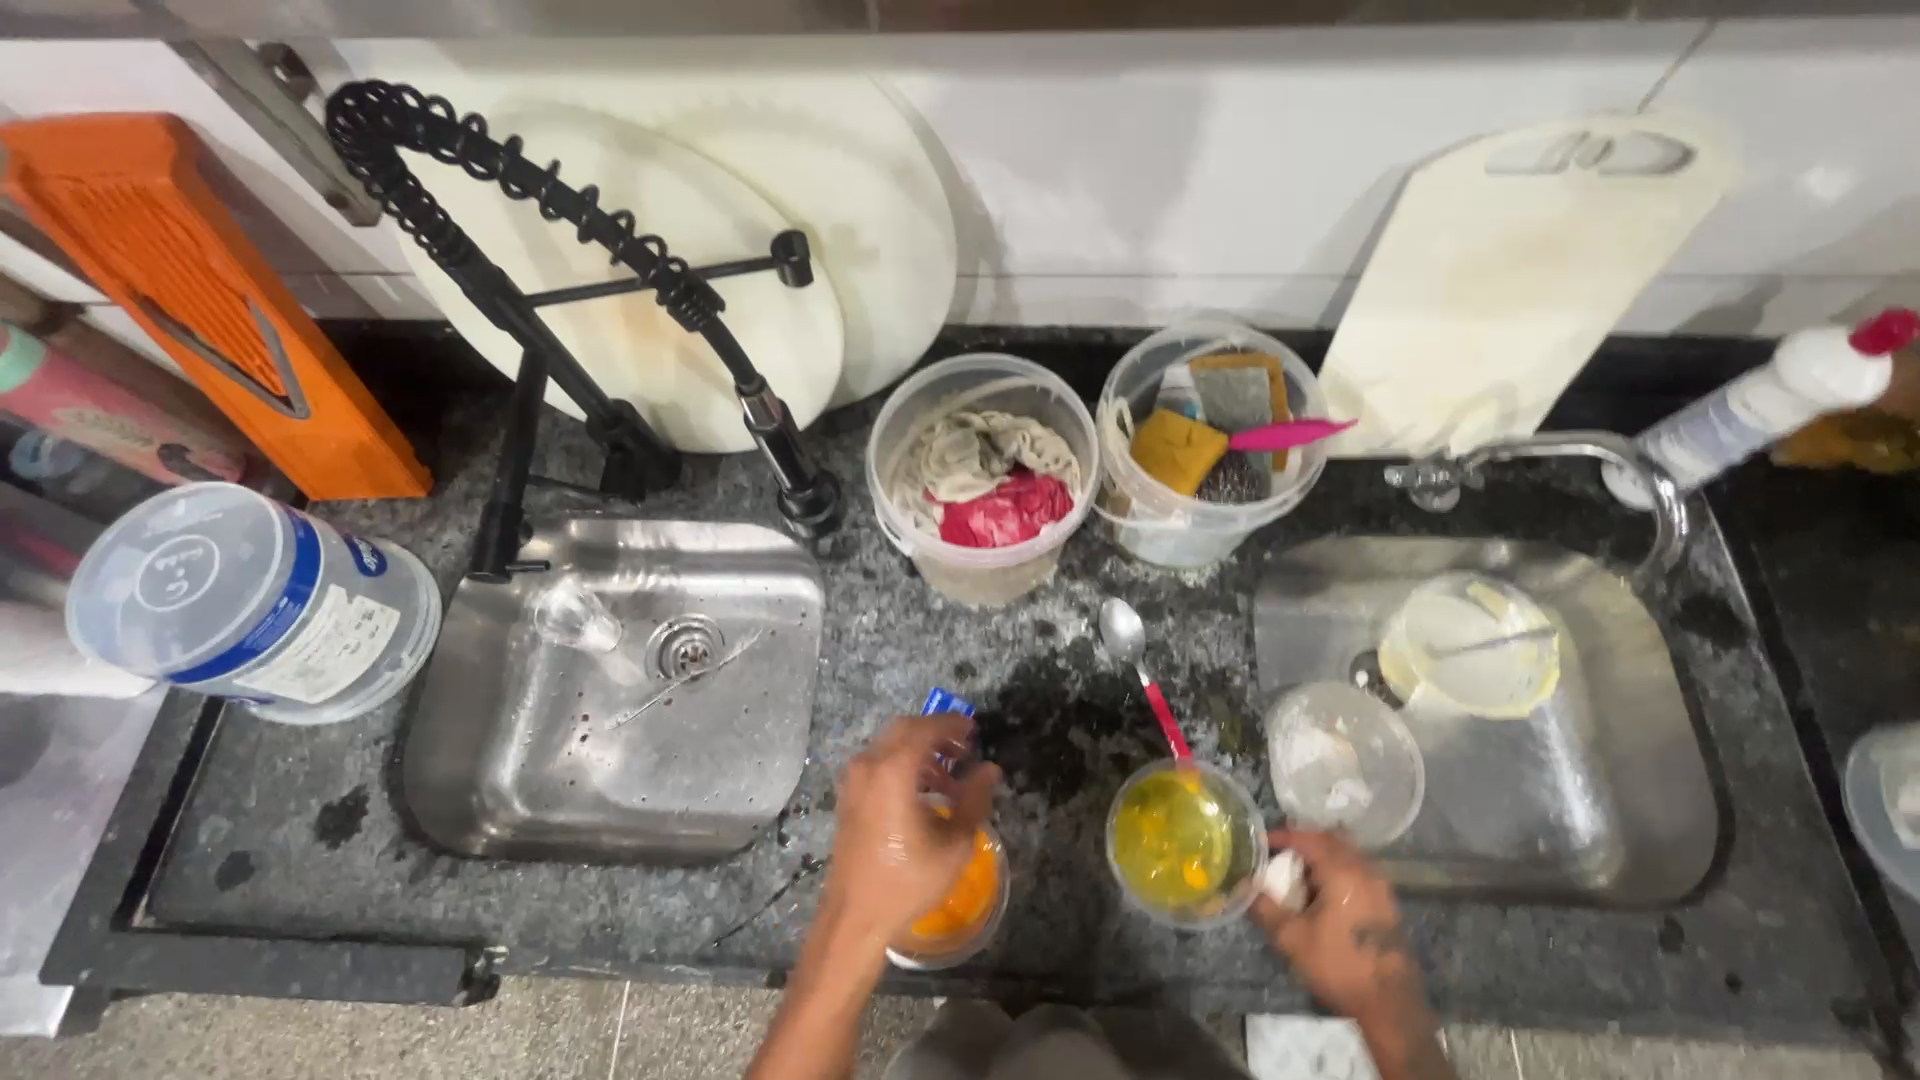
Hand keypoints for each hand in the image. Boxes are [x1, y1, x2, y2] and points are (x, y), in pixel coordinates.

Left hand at [821, 713, 1002, 948]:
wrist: (856, 915)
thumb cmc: (908, 880)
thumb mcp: (954, 843)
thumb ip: (975, 799)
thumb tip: (990, 770)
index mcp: (893, 771)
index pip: (924, 729)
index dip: (951, 725)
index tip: (974, 730)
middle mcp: (868, 766)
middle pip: (904, 731)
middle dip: (936, 734)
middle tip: (964, 750)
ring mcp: (853, 781)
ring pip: (889, 746)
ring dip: (920, 752)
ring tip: (950, 778)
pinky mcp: (848, 797)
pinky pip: (878, 764)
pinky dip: (902, 765)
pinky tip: (925, 793)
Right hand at [1248, 830, 1427, 1028]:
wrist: (1390, 1007)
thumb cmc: (1338, 965)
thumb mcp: (1292, 938)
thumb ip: (1265, 907)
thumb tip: (1244, 886)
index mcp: (1343, 873)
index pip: (1309, 839)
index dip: (1283, 836)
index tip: (1262, 841)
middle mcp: (1366, 872)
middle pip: (1333, 841)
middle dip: (1305, 841)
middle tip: (1280, 851)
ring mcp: (1381, 889)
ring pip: (1349, 856)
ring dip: (1323, 856)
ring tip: (1299, 872)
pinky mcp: (1387, 906)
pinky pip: (1359, 873)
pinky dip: (1338, 871)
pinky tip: (1323, 894)